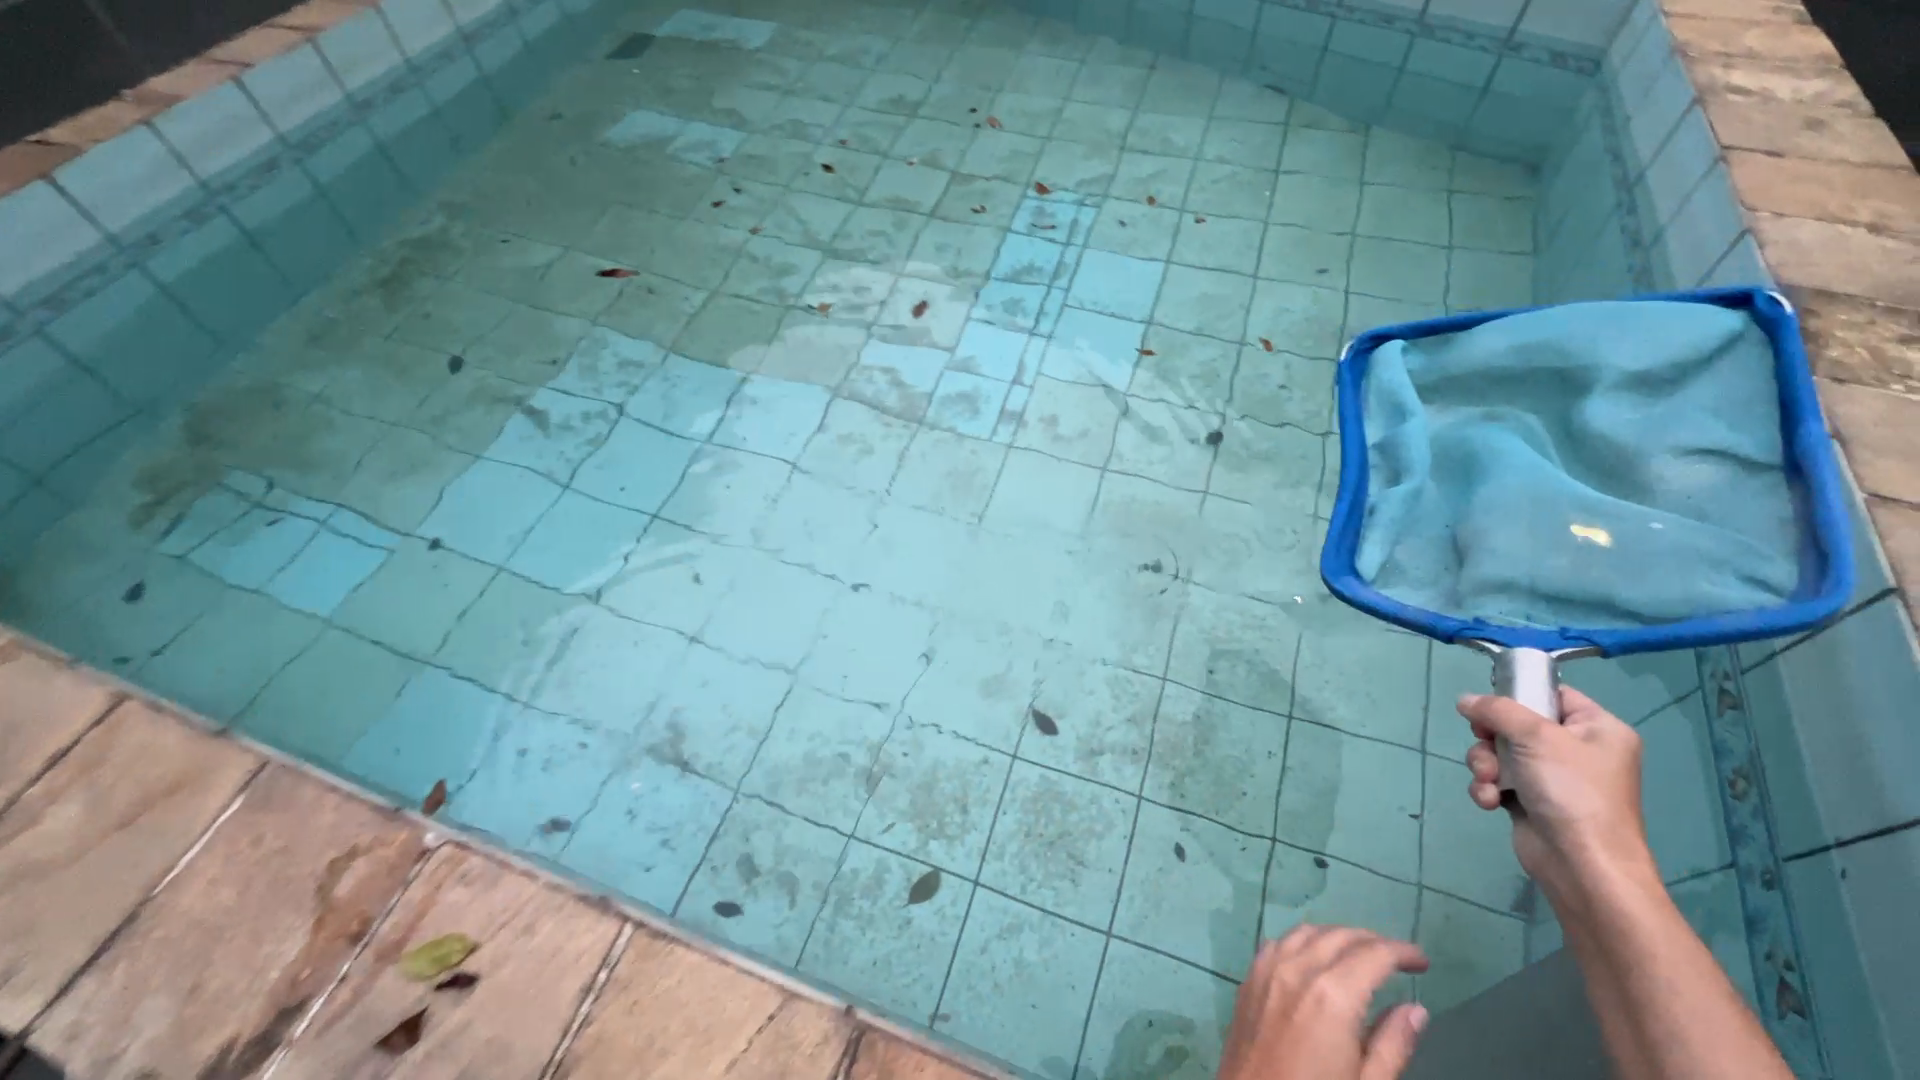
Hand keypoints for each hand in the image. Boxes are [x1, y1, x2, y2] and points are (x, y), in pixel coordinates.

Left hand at [1218, 926, 1429, 1079]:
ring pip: (1307, 932)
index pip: (1374, 954)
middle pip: (1340, 936)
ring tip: (1361, 956)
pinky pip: (1278, 944)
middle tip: (1398, 960)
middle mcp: (1297, 970)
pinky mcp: (1248, 981)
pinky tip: (1314, 960)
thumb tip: (1416, 1009)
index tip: (1422, 963)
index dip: (1402, 952)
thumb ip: (1393, 1044)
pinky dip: (1303, 941)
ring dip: (1337, 936)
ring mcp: (1267, 972)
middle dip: (1373, 941)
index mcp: (1332, 996)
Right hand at [1458, 686, 1655, 891]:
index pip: (1554, 695)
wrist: (1581, 863)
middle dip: (1491, 738)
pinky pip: (1500, 780)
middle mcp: (1579, 751)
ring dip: (1485, 765)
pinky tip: (1491, 800)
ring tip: (1489, 781)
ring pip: (1501, 753)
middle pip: (1517, 724)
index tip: (1491, 705)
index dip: (1520, 695)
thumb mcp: (1535, 736)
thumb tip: (1465, 700)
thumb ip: (1496, 710)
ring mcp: (1555, 778)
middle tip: (1485, 742)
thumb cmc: (1571, 790)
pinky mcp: (1533, 801)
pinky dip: (1489, 787)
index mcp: (1598, 729)